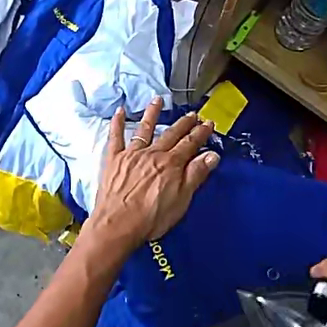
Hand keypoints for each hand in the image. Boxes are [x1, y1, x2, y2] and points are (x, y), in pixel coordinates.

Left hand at [83, 98, 218, 255]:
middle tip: (193, 115)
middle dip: (184, 123)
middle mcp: (153, 154)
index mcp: (172, 164)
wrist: (117, 226)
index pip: (191, 143)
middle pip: (172, 134)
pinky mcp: (114, 159)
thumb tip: (212, 155)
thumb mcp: (182, 199)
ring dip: (153, 113)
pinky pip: (116, 136)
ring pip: (145, 128)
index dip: (201, 133)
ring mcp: (132, 154)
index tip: (209, 123)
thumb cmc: (151, 218)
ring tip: (158, 100)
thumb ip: (196, 174)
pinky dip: (118, 123)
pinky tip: (120, 111)